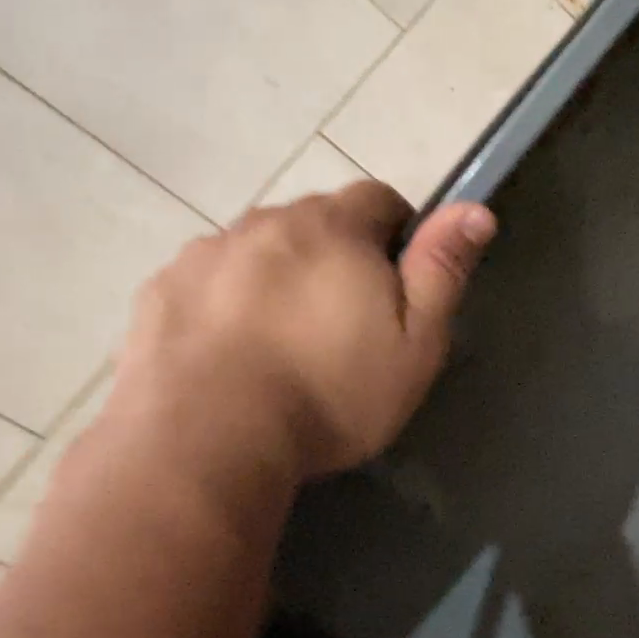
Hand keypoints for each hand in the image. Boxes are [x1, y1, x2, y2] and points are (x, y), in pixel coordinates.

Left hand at [107, 182, 496, 494]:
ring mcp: (205, 253)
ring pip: (262, 250)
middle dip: (341, 256)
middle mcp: (265, 222)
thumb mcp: (416, 341)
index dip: (400, 234)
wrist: (211, 439)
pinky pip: (213, 280)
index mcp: (333, 229)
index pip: (378, 198)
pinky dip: (234, 302)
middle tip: (353, 325)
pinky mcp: (161, 289)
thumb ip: (441, 270)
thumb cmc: (334, 392)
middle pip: (316, 222)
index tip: (403, 285)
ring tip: (294, 344)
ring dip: (285, 277)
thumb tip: (476, 209)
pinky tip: (242, 355)